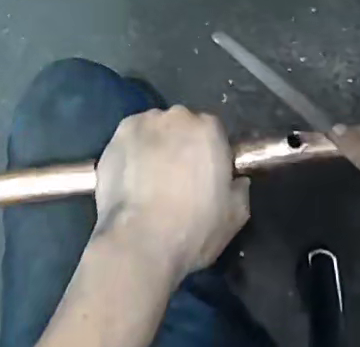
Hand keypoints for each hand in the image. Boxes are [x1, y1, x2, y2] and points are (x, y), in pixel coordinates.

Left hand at [94, 107, 249, 278]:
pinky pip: (131, 137)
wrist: (139, 243)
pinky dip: (131, 151)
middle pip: (183, 126)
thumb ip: (240, 190)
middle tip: (175, 179)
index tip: (202, 177)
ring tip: (147, 181)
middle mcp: (179, 116)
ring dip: (156, 146)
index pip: (213, 133)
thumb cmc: (192, 230)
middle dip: (181, 146)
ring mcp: (146, 122)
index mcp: (210, 128)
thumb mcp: (234, 217)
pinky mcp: (119, 134)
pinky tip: (129, 178)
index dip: (208, 155)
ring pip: (155, 129)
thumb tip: (238, 180)